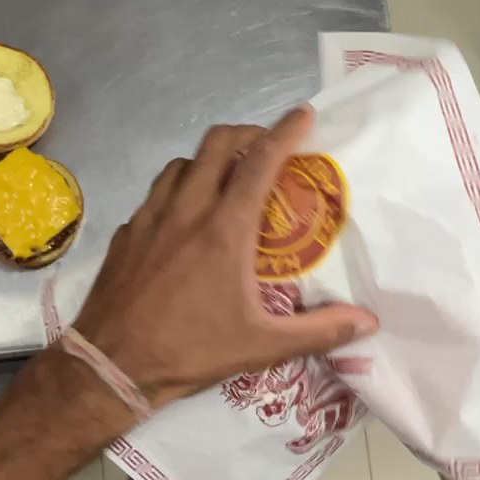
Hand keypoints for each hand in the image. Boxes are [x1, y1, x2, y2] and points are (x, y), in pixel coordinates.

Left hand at [71, 107, 378, 409]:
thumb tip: (368, 323)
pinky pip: (153, 196)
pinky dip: (174, 192)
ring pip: (179, 165)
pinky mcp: (126, 235)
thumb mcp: (260, 347)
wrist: (111, 365)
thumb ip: (318, 332)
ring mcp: (149, 219)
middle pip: (216, 145)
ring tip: (224, 180)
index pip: (260, 163)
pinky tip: (180, 220)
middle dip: (246, 134)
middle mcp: (185, 211)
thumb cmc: (189, 352)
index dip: (285, 132)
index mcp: (224, 229)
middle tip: (265, 147)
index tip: (303, 115)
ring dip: (206, 161)